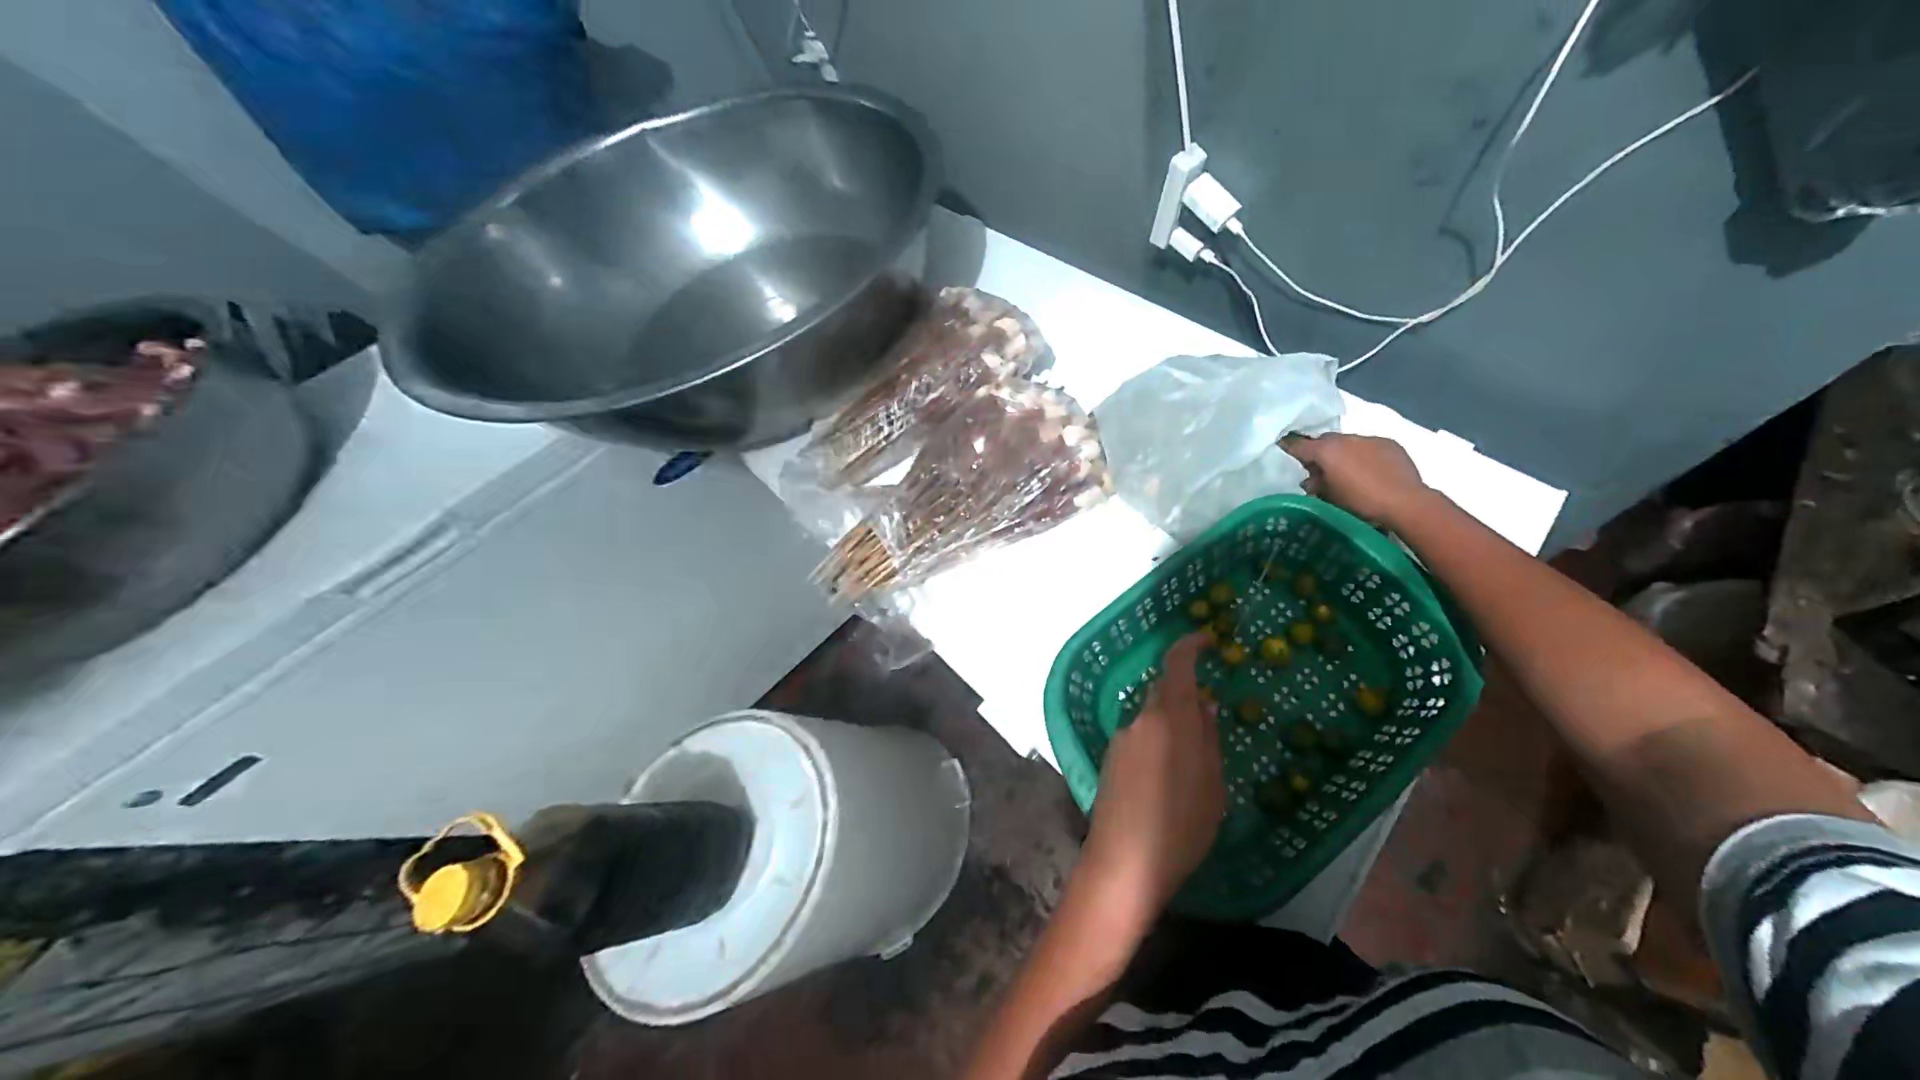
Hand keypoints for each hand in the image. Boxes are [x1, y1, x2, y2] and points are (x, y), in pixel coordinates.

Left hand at [1080, 633, 1225, 914]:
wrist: (1124, 863)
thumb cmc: (1181, 827)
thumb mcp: (1212, 786)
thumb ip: (1208, 739)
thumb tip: (1204, 705)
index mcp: (1168, 719)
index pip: (1176, 666)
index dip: (1190, 647)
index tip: (1207, 641)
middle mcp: (1139, 720)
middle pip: (1162, 692)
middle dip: (1184, 695)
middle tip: (1209, 719)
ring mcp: (1120, 739)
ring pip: (1151, 717)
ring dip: (1171, 724)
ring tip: (1193, 763)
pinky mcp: (1109, 759)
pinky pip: (1139, 737)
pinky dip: (1157, 742)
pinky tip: (1168, 778)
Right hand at [1282, 433, 1433, 526]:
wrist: (1405, 502)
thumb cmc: (1360, 502)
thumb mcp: (1329, 497)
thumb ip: (1316, 484)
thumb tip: (1311, 479)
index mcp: (1326, 451)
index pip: (1299, 445)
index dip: (1288, 447)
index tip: (1282, 448)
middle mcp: (1346, 439)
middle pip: (1325, 440)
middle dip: (1319, 451)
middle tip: (1319, 467)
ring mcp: (1369, 439)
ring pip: (1348, 442)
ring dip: (1343, 453)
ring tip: (1347, 471)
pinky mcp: (1389, 444)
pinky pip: (1368, 446)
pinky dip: (1363, 455)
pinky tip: (1370, 470)